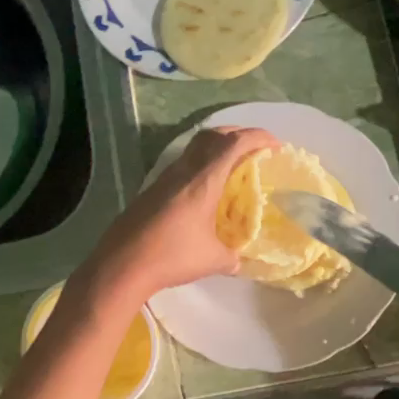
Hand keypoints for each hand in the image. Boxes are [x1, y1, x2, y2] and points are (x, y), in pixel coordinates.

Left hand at [80, 127, 280, 302]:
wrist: (122, 264)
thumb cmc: (172, 257)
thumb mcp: (212, 260)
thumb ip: (231, 256)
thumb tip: (238, 260)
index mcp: (203, 180)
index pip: (234, 144)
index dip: (258, 137)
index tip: (276, 145)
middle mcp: (183, 171)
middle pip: (211, 136)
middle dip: (237, 134)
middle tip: (254, 149)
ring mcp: (163, 180)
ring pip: (193, 149)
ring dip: (215, 149)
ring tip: (231, 166)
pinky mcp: (150, 192)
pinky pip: (181, 167)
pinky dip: (199, 167)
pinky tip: (203, 190)